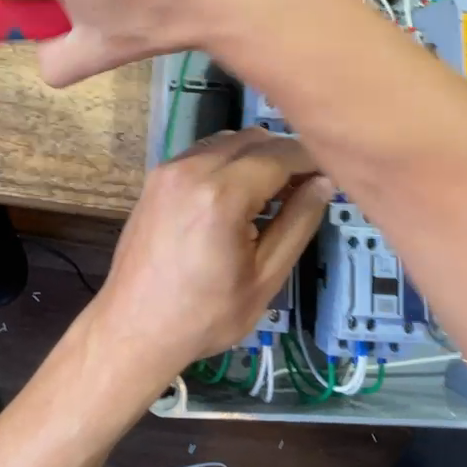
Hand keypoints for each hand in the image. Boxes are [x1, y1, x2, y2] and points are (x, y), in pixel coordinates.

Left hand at [84, 130, 334, 382]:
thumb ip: (297, 223)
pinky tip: (238, 193)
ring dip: (256, 154)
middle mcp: (193, 168)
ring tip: (274, 192)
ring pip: (228, 139)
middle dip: (285, 154)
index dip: (311, 159)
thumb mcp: (265, 277)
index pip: (280, 154)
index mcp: (222, 194)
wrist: (134, 327)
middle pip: (254, 138)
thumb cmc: (205, 314)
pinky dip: (228, 160)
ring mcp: (170, 168)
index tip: (332, 172)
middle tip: (306, 185)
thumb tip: (324, 183)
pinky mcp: (157, 176)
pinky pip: (203, 151)